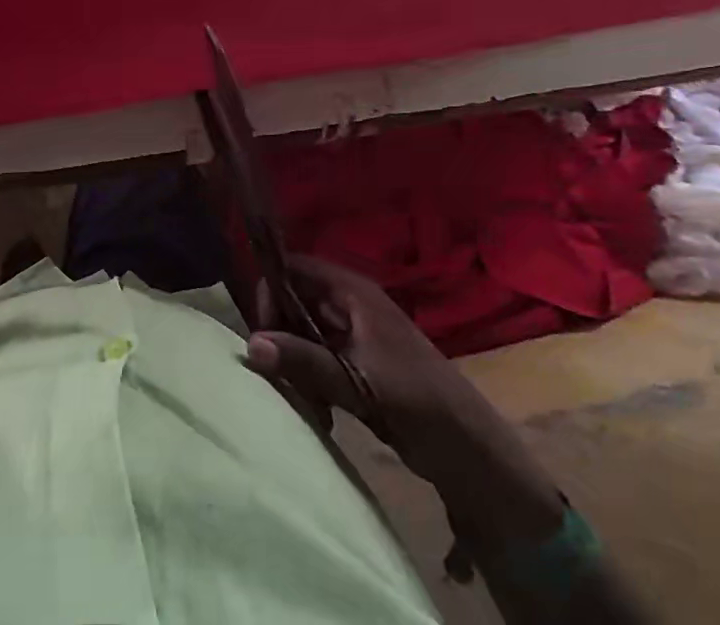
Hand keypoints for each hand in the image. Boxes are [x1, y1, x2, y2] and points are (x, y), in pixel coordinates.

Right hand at [245, 253, 476, 437]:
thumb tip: (250, 344)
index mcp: (353, 293)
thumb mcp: (356, 381)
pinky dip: (308, 379)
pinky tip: (318, 410)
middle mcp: (349, 304)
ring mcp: (353, 333)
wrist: (469, 450)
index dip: (271, 293)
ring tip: (304, 399)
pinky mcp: (355, 361)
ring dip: (293, 363)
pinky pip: (315, 357)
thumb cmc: (418, 402)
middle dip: (280, 336)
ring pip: (301, 332)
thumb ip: (303, 361)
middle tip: (281, 375)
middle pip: (292, 302)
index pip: (292, 269)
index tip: (266, 334)